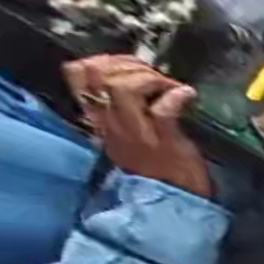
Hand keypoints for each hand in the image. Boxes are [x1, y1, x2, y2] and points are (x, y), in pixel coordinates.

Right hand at [63, 56, 212, 198]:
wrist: (175, 203)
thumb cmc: (158, 170)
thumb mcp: (127, 140)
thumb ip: (121, 114)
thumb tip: (132, 83)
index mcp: (100, 121)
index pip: (75, 75)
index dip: (99, 60)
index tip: (128, 65)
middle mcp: (112, 124)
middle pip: (94, 73)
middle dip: (124, 63)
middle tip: (154, 73)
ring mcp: (137, 133)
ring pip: (122, 86)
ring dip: (149, 77)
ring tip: (170, 85)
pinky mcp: (165, 141)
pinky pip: (162, 109)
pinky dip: (176, 95)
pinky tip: (187, 95)